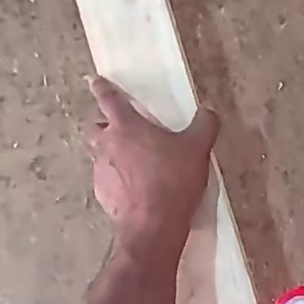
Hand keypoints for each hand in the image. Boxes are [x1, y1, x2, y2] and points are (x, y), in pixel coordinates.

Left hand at [87, 76, 219, 262]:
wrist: (153, 222)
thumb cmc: (173, 179)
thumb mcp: (198, 148)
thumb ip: (204, 125)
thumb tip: (208, 110)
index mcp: (127, 127)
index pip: (110, 100)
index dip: (103, 88)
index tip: (95, 81)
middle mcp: (107, 144)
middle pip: (96, 126)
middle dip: (105, 124)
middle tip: (122, 129)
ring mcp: (100, 169)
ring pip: (99, 152)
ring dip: (112, 152)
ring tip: (135, 162)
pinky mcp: (102, 192)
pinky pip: (107, 177)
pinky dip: (118, 177)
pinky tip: (137, 187)